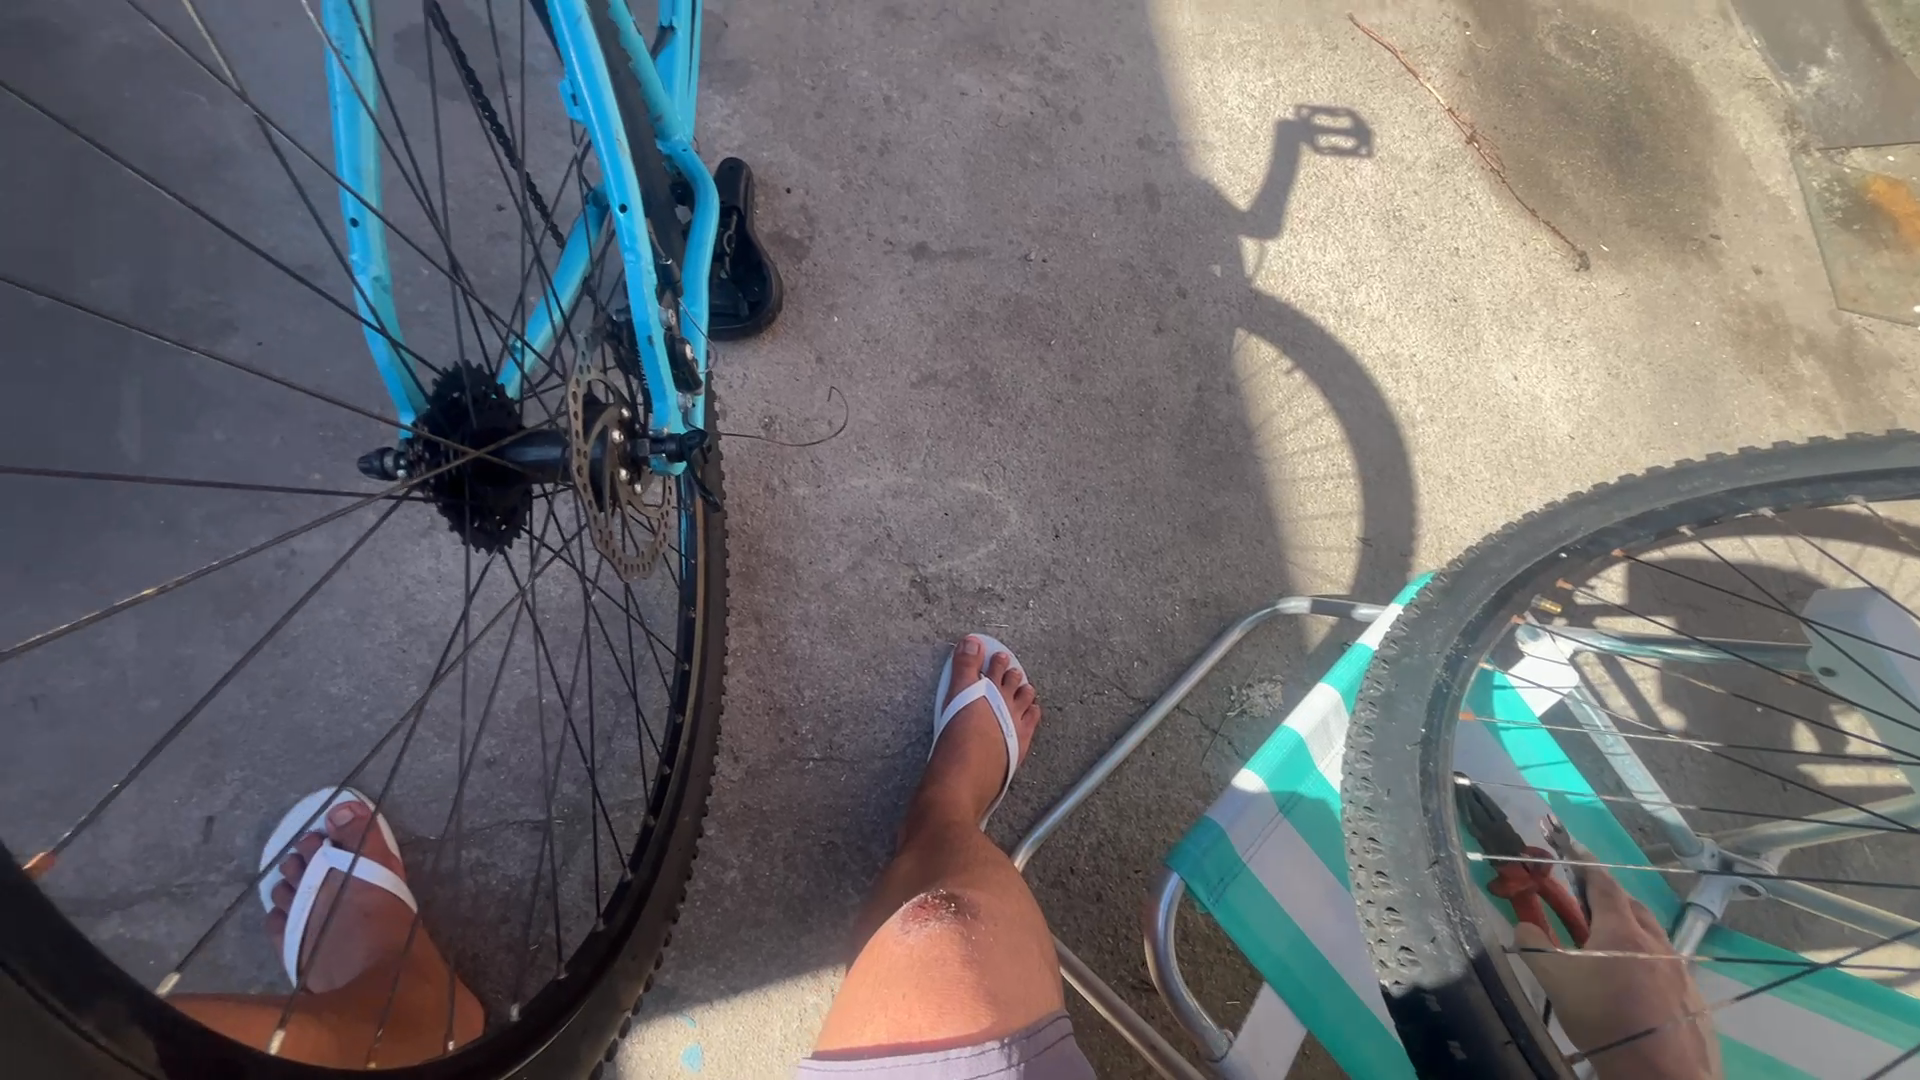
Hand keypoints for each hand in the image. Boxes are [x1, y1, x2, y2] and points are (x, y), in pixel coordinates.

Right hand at [1514, 865, 1721, 1079]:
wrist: (1659, 1074)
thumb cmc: (1601, 1016)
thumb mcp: (1552, 977)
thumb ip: (1532, 942)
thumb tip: (1525, 926)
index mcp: (1622, 931)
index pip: (1604, 884)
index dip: (1586, 864)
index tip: (1572, 848)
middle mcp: (1656, 945)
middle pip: (1633, 907)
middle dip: (1608, 897)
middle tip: (1584, 901)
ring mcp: (1680, 974)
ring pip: (1654, 937)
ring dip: (1629, 928)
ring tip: (1606, 942)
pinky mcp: (1694, 1001)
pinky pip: (1667, 966)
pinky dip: (1646, 959)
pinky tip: (1631, 980)